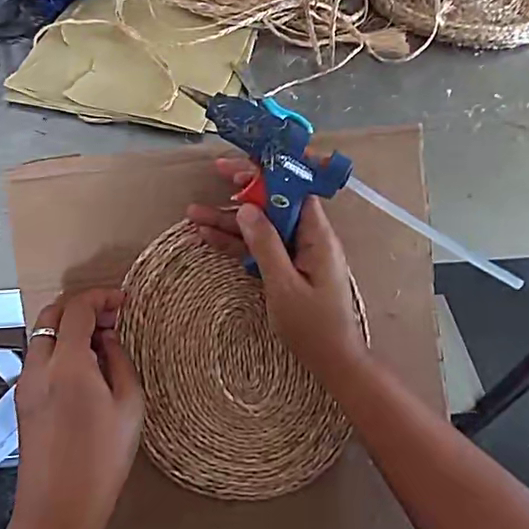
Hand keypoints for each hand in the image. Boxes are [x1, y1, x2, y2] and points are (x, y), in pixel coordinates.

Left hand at [0, 288, 142, 528]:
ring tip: (102, 342)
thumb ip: (119, 361)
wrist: (58, 511)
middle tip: (112, 317)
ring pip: (43, 335)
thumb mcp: (129, 405)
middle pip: (52, 314)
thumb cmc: (100, 461)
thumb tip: (108, 339)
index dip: (101, 296)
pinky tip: (85, 366)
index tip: (122, 301)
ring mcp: (26, 385)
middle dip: (82, 306)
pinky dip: (60, 347)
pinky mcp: (24, 402)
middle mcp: (38, 368)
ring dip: (70, 327)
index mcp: (66, 364)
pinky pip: (40, 357)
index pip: (77, 308)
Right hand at [185, 158, 367, 372]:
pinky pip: (261, 248)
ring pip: (262, 227)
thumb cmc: (314, 327)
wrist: (334, 362)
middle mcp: (309, 238)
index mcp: (317, 235)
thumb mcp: (284, 285)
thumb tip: (247, 208)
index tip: (242, 166)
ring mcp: (297, 253)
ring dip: (231, 220)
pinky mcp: (287, 269)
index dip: (269, 172)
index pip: (295, 189)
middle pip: (274, 203)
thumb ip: (266, 245)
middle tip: (215, 174)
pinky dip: (238, 243)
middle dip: (244, 190)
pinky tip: (209, 237)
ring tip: (193, 214)